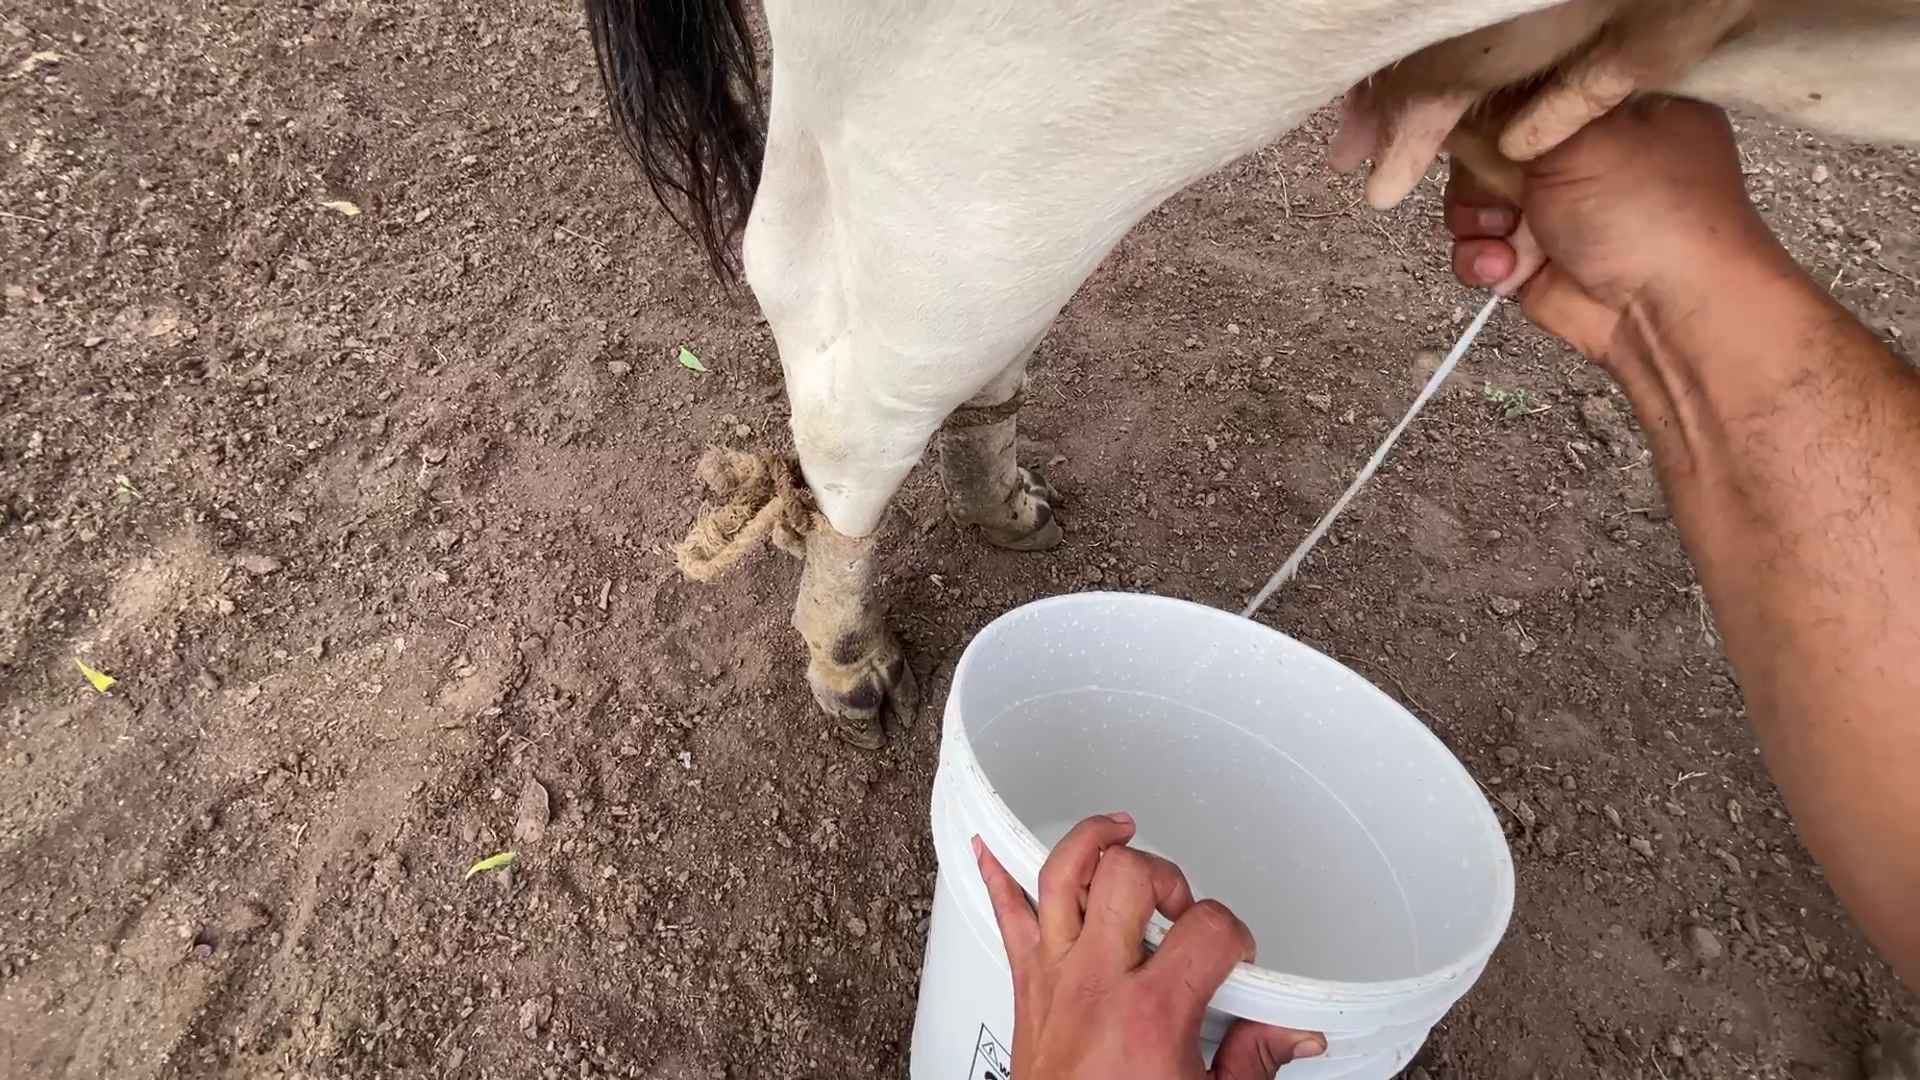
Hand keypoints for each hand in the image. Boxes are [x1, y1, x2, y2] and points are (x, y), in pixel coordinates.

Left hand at [974, 813, 1324, 1079]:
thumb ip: (1253, 1062)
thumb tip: (1292, 1030)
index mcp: (1150, 1015)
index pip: (1207, 930)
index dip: (1234, 934)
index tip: (1235, 954)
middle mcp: (1096, 982)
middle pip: (1127, 877)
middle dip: (1164, 876)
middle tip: (1179, 907)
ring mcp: (1054, 976)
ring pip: (1060, 876)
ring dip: (1090, 841)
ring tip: (1118, 830)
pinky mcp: (1025, 983)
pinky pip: (1005, 916)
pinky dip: (995, 875)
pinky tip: (988, 847)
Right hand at [1446, 96, 1793, 367]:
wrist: (1655, 305)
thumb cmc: (1641, 211)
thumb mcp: (1581, 143)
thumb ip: (1515, 118)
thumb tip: (1459, 110)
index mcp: (1606, 109)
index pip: (1525, 98)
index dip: (1493, 120)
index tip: (1480, 142)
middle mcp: (1575, 154)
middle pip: (1484, 153)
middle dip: (1479, 187)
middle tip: (1502, 207)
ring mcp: (1546, 205)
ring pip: (1469, 204)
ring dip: (1476, 231)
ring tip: (1507, 251)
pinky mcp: (1521, 252)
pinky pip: (1471, 247)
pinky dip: (1479, 262)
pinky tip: (1506, 271)